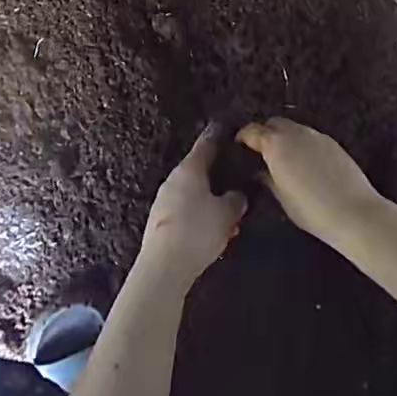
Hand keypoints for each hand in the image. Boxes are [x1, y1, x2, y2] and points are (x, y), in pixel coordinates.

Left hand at [138, 125, 247, 290]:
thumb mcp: (228, 213)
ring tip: (229, 218)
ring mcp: (163, 200)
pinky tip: (212, 233)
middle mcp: (173, 179)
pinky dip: (199, 216)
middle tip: (237, 184)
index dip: (218, 136)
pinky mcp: (160, 221)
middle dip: (217, 177)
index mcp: (189, 169)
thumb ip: (236, 199)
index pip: (206, 144)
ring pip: (193, 193)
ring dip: (210, 201)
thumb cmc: (198, 230)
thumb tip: (237, 194)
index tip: (226, 128)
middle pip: (199, 171)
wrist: (163, 267)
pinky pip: (185, 211)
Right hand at [236, 118, 383, 242]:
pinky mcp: (332, 142)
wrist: (354, 212)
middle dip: (264, 133)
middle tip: (261, 153)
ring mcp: (316, 135)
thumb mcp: (281, 197)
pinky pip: (309, 136)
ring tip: (283, 159)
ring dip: (284, 137)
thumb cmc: (311, 210)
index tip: (239, 147)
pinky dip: (301, 143)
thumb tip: (260, 171)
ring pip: (293, 128)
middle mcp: (294, 133)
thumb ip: (267, 178)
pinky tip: (305, 163)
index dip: (242, 137)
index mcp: (276, 144)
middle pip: (273, 123)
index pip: (252, 131)